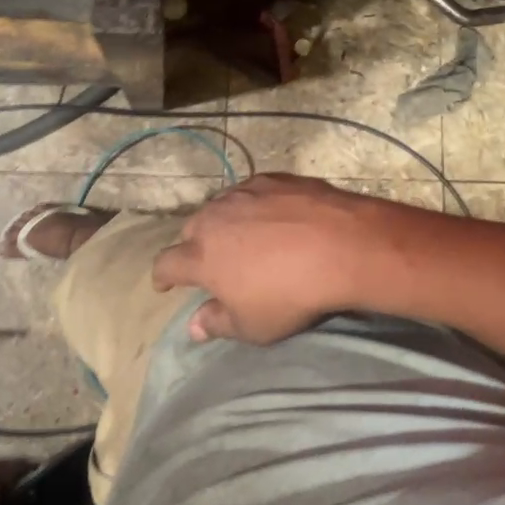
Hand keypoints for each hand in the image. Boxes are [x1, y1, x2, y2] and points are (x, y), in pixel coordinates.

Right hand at [151, 174, 394, 344]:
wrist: (340, 245)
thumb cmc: (291, 294)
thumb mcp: (253, 326)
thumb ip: (218, 323)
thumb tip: (193, 325)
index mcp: (201, 256)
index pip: (166, 263)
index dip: (163, 276)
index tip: (166, 284)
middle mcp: (215, 217)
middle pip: (192, 229)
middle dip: (194, 245)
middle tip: (211, 261)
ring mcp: (244, 192)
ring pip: (221, 206)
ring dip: (224, 221)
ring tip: (241, 236)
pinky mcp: (272, 178)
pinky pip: (252, 191)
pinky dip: (254, 205)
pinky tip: (271, 215)